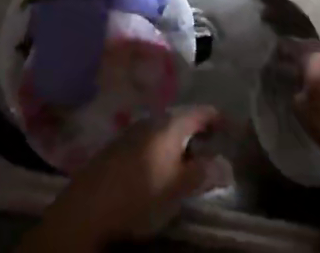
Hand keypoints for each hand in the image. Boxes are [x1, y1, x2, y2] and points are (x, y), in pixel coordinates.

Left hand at [38, 106, 232, 245]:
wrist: (88, 207)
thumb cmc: (140, 195)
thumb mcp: (178, 188)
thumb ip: (204, 173)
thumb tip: (227, 164)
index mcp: (168, 125)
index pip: (199, 112)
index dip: (217, 118)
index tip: (232, 127)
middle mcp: (150, 121)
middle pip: (181, 120)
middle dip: (199, 131)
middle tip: (215, 146)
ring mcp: (131, 132)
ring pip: (163, 131)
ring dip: (179, 142)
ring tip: (192, 160)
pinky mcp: (117, 148)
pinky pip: (149, 141)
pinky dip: (162, 149)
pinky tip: (163, 168)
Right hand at [277, 39, 319, 182]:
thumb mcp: (300, 107)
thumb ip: (292, 86)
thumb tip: (288, 77)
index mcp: (315, 56)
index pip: (290, 44)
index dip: (278, 49)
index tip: (269, 54)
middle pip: (309, 46)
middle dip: (297, 52)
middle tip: (284, 60)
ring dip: (313, 62)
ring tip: (301, 73)